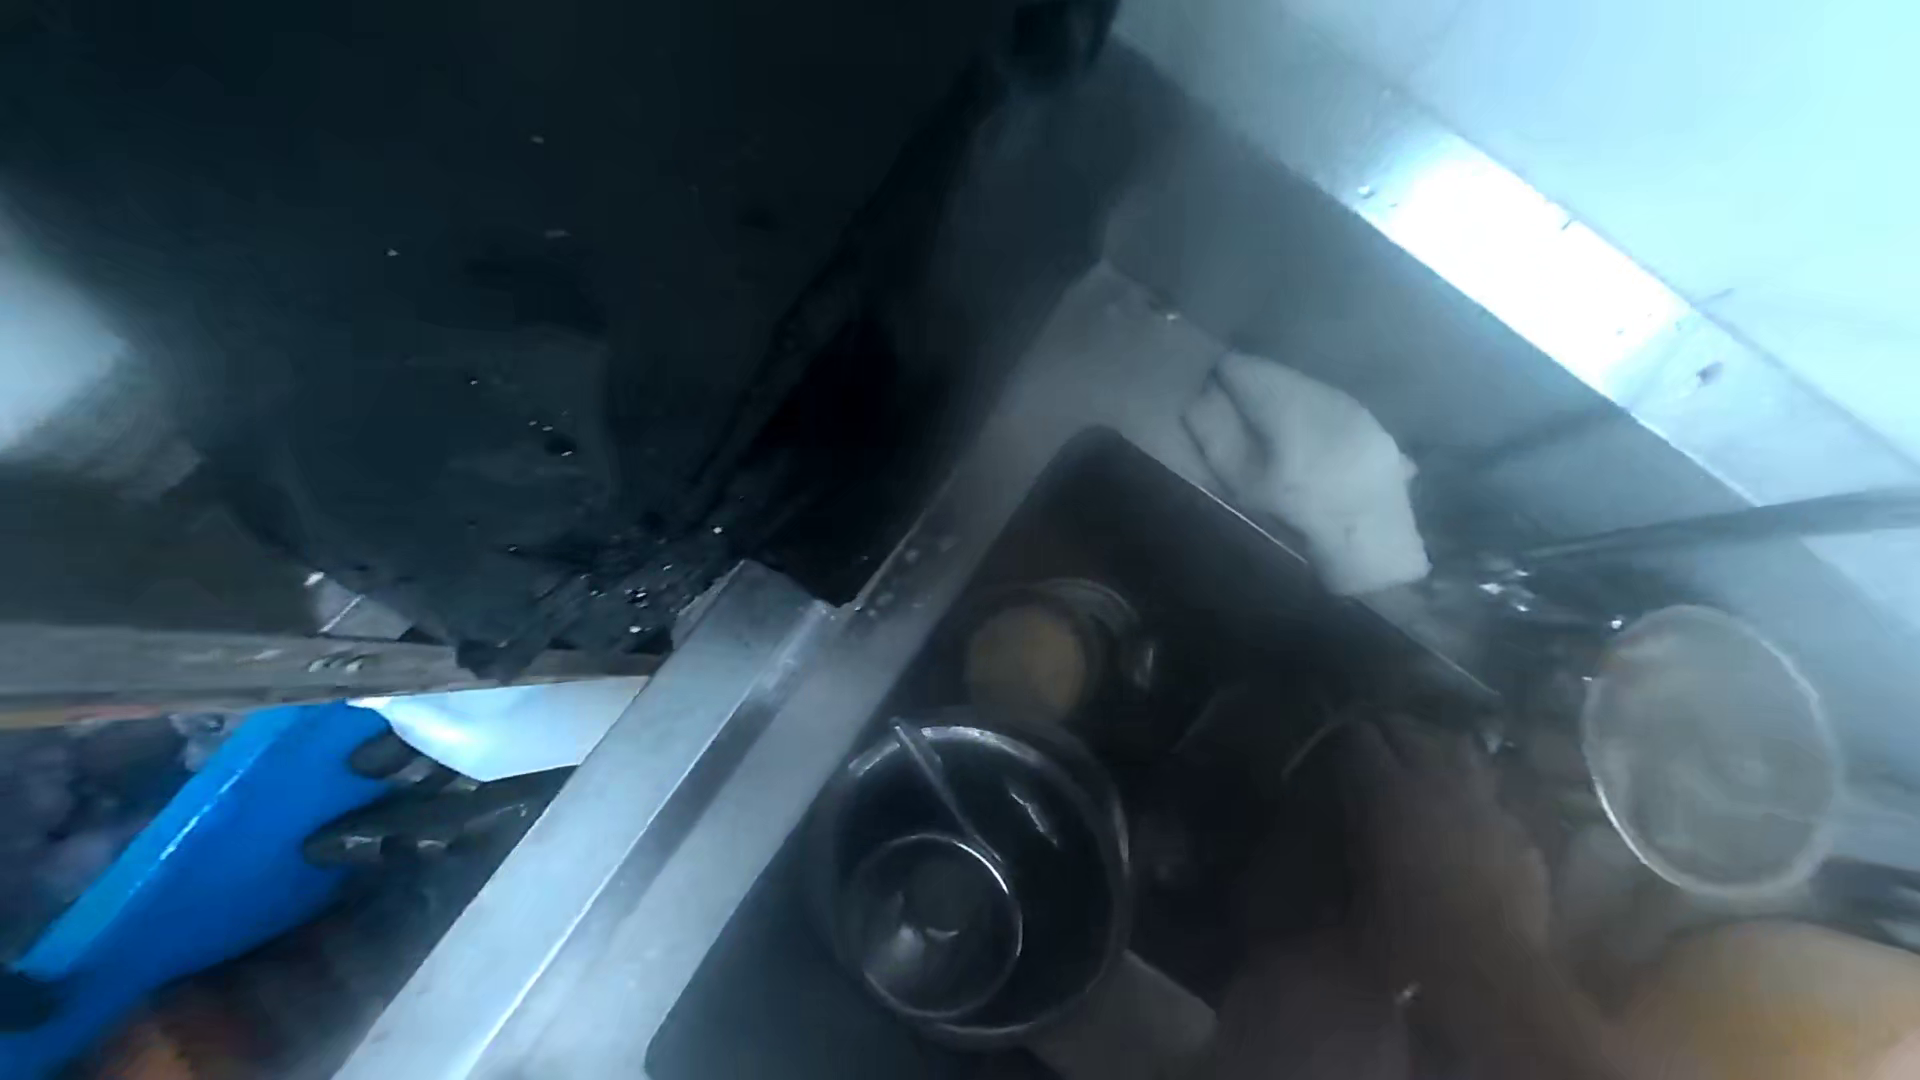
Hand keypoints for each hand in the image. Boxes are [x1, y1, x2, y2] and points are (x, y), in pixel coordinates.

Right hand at [1344, 719, 1548, 994]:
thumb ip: (1338, 826)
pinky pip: (1492, 793)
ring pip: (1458, 748)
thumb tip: (1321, 807)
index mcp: (1386, 787)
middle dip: (1386, 730)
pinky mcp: (1518, 833)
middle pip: (1408, 730)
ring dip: (1434, 746)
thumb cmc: (1396, 925)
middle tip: (1371, 739)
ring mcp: (1484, 804)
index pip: (1360, 736)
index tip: (1335, 745)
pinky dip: (1473, 789)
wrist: (1484, 973)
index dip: (1345, 736)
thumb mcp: (1346, 871)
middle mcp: (1435, 782)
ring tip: (1421, 755)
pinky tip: (1464, 806)